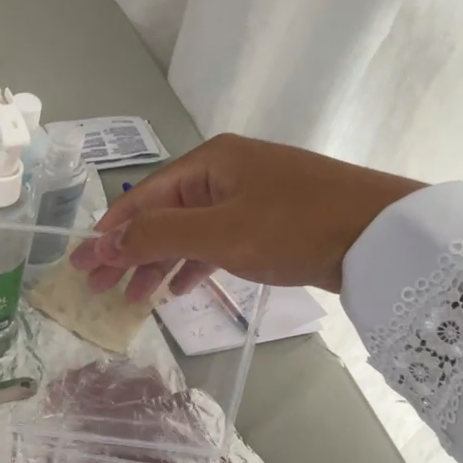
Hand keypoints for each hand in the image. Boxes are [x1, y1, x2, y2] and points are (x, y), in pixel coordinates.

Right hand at [69, 134, 425, 298]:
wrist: (381, 234)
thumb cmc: (295, 226)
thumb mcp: (218, 233)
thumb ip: (157, 236)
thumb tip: (105, 242)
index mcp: (208, 163)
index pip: (142, 198)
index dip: (108, 232)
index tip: (80, 263)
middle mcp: (223, 172)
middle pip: (159, 215)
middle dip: (126, 252)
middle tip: (96, 287)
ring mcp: (247, 196)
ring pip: (186, 232)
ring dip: (157, 264)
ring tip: (132, 299)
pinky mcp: (267, 220)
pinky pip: (214, 241)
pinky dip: (192, 264)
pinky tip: (179, 289)